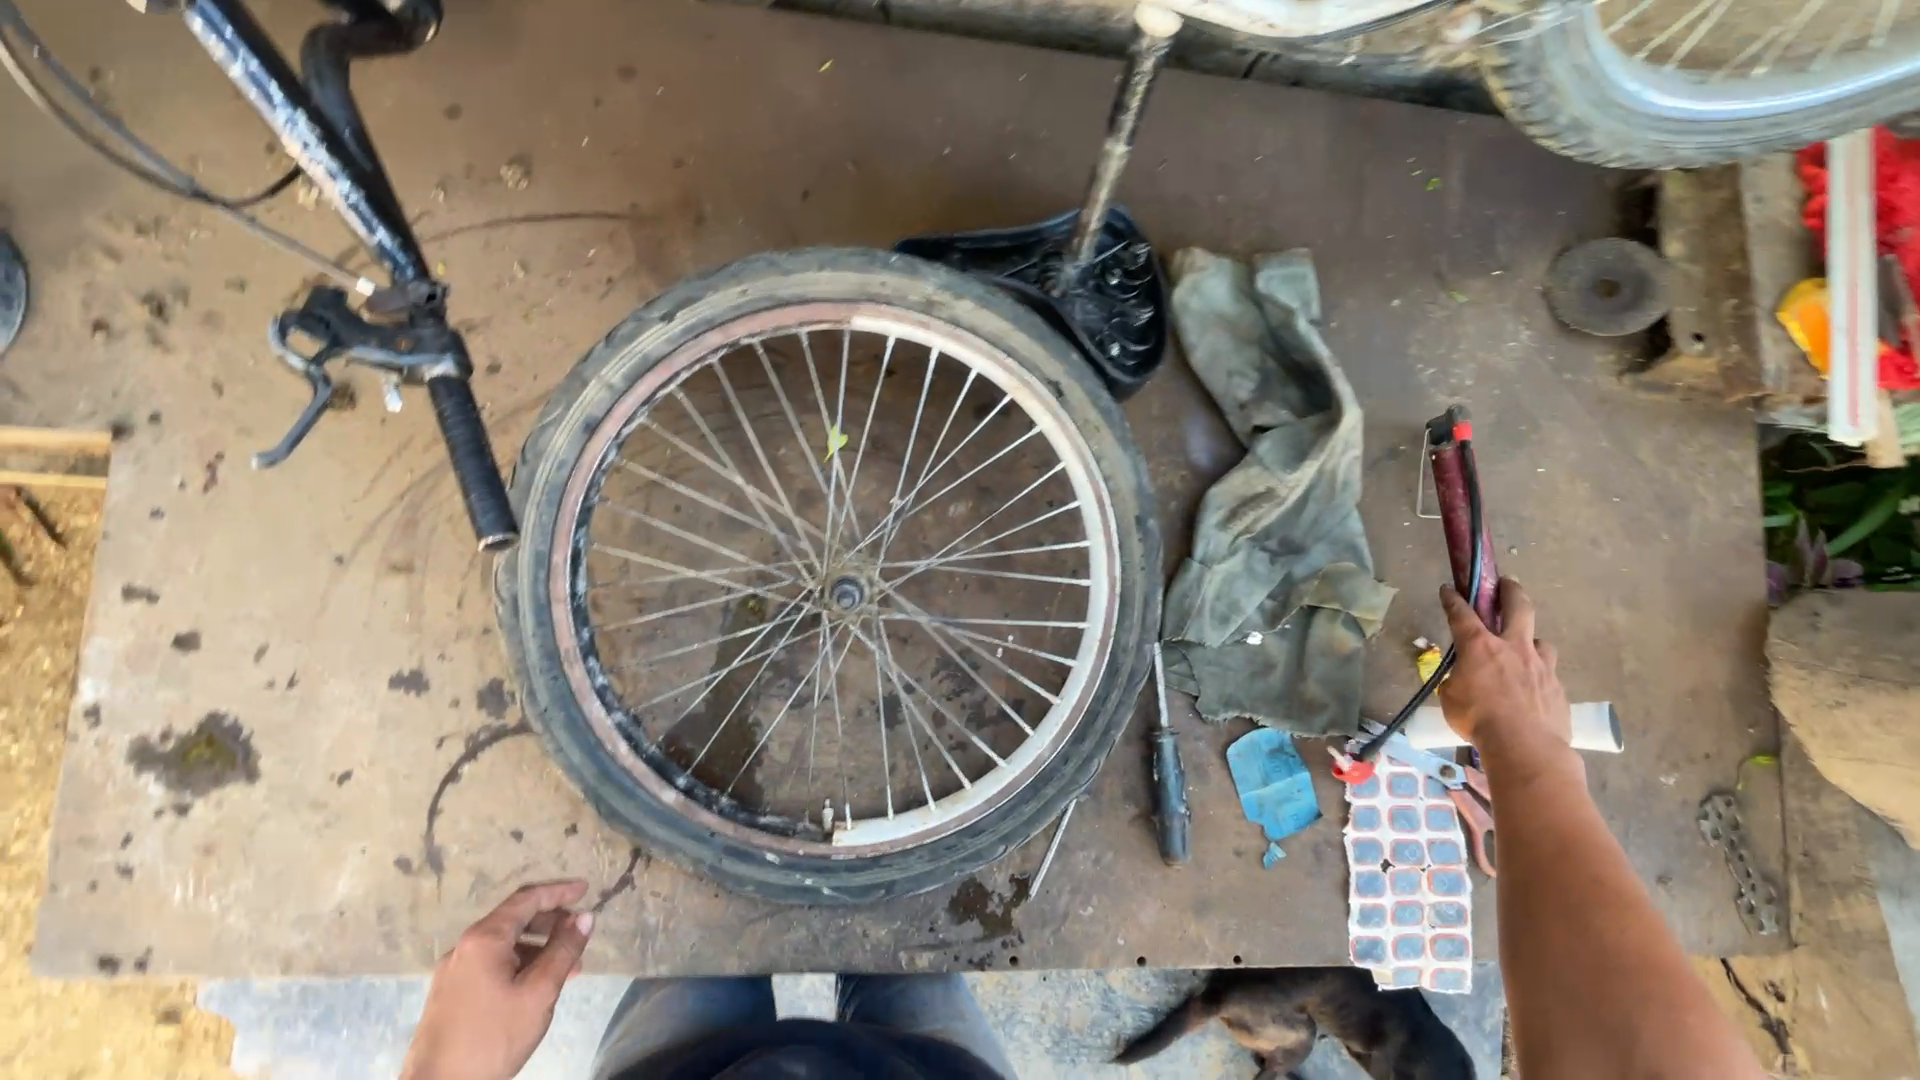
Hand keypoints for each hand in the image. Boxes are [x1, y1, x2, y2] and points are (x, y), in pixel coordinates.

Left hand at [401, 880, 595, 1079]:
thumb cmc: (492, 1038)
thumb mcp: (539, 992)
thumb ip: (564, 950)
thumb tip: (585, 917)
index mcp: (484, 939)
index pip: (527, 899)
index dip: (560, 891)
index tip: (586, 889)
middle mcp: (464, 948)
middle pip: (514, 919)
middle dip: (552, 922)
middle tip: (579, 935)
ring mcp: (453, 972)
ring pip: (504, 945)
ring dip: (538, 947)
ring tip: (567, 969)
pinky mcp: (450, 994)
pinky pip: (492, 964)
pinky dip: (520, 964)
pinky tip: (536, 986)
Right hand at [1435, 577, 1570, 752]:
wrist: (1525, 746)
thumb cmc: (1478, 719)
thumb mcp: (1450, 697)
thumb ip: (1456, 681)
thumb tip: (1463, 680)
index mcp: (1480, 647)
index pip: (1462, 614)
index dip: (1453, 599)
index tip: (1448, 589)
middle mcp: (1513, 648)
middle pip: (1518, 607)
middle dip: (1510, 590)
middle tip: (1506, 584)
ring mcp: (1541, 666)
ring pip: (1541, 641)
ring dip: (1531, 641)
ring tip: (1524, 651)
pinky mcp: (1558, 687)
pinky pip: (1548, 673)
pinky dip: (1538, 675)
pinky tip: (1532, 690)